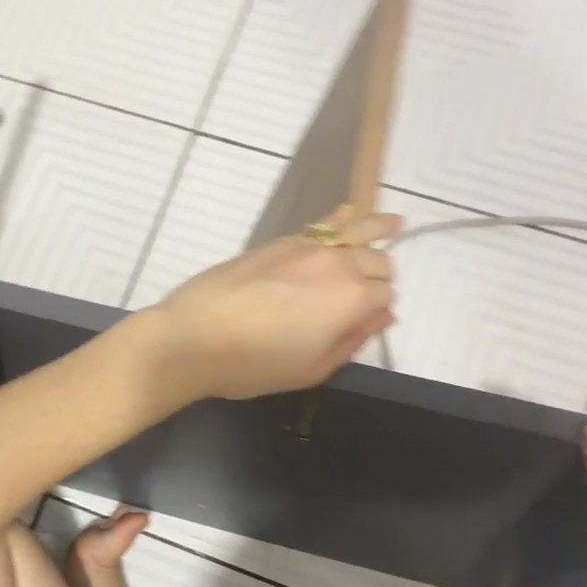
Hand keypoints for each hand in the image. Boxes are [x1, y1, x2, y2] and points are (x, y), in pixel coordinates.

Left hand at [147, 207, 400, 400]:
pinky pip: (320, 225)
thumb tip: (381, 316)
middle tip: (364, 293)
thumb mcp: (309, 370)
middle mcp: (338, 264)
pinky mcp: (277, 243)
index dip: (377, 310)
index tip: (362, 323)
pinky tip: (347, 216)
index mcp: (354, 300)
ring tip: (395, 223)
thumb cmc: (251, 365)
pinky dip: (340, 220)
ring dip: (377, 228)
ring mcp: (307, 247)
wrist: (191, 338)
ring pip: (356, 230)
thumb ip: (351, 341)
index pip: (385, 296)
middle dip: (377, 276)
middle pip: (376, 261)